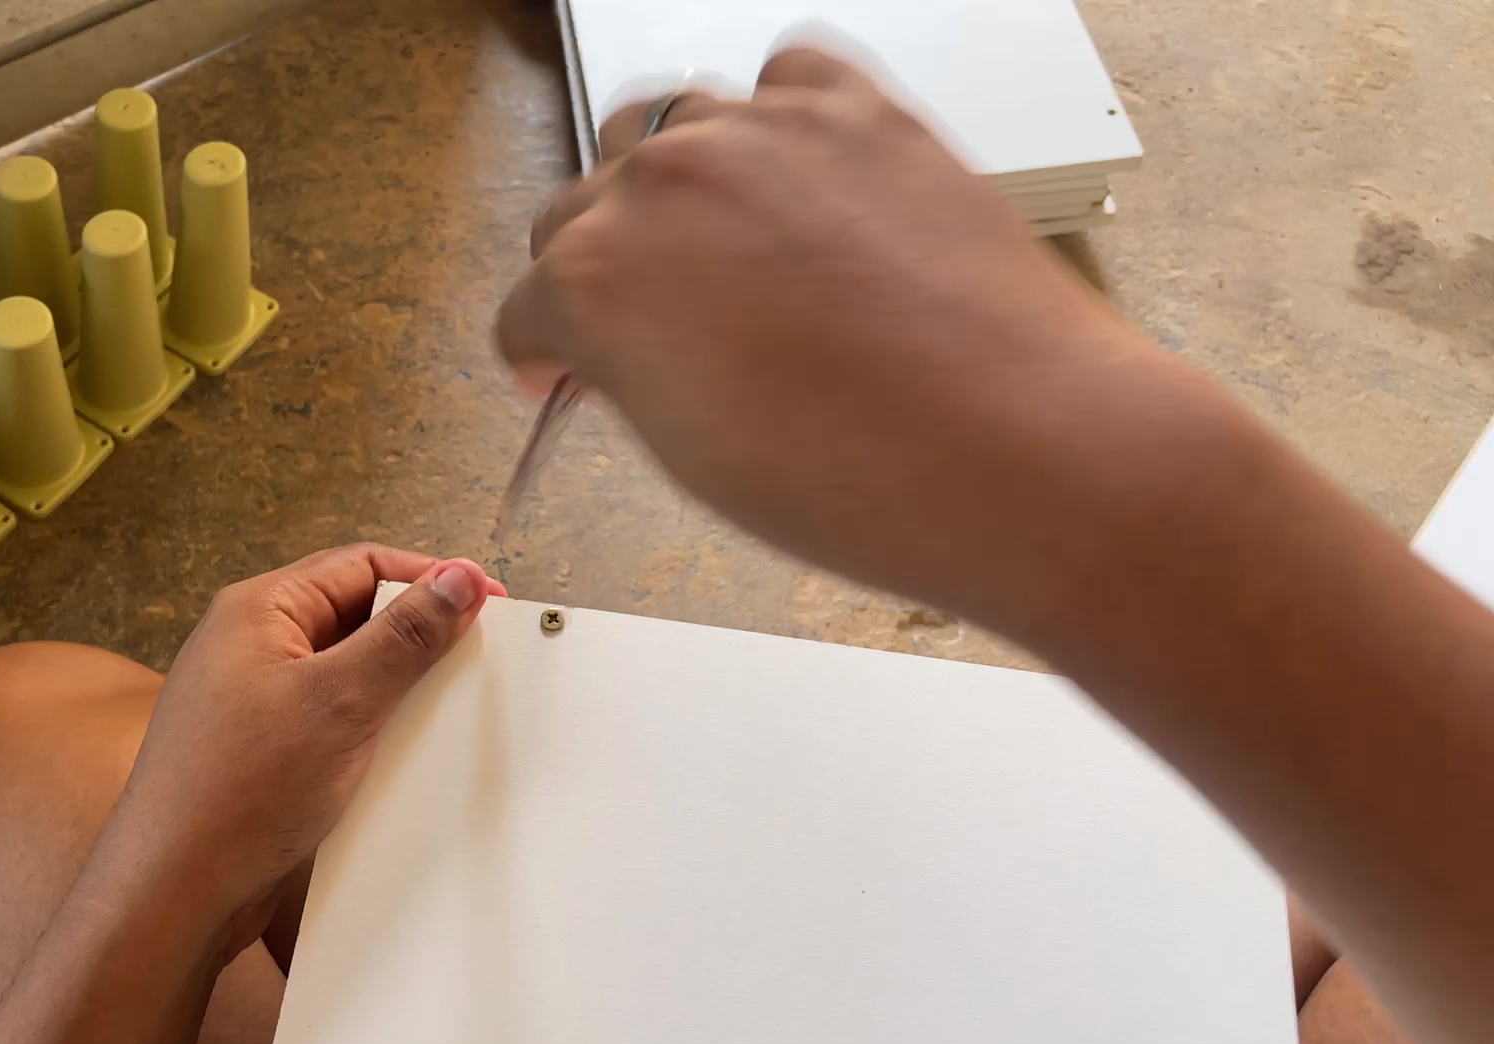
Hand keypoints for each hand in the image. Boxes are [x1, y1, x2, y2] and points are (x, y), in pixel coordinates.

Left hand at [117, 545, 503, 948]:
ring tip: (457, 688)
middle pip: (355, 609)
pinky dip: (378, 710)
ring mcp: (260, 694)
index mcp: (261, 609)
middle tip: (481, 645)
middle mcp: (257, 641)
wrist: (171, 902)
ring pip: (350, 661)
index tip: (489, 598)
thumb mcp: (340, 700)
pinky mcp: (269, 740)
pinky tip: (413, 732)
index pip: (361, 564)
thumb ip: (406, 635)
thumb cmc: (248, 786)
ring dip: (402, 671)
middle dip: (419, 624)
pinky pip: (337, 705)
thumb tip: (463, 575)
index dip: (429, 575)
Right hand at [497, 47, 1247, 630]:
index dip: (535, 352)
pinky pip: (777, 79)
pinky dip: (764, 126)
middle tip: (630, 321)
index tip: (555, 368)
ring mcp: (756, 133)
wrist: (1006, 452)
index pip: (522, 309)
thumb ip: (621, 373)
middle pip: (571, 212)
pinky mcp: (853, 108)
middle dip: (584, 272)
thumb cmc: (845, 480)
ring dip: (658, 193)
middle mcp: (657, 187)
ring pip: (657, 131)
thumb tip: (614, 346)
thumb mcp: (680, 452)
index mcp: (593, 284)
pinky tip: (781, 183)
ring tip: (704, 248)